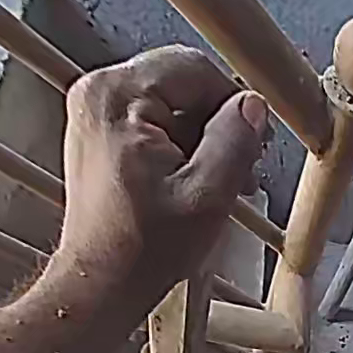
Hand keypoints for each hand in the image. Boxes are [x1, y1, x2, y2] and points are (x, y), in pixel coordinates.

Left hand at [56, 45, 269, 296]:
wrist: (104, 283)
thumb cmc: (145, 249)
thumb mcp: (208, 196)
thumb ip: (234, 142)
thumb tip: (253, 107)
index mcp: (120, 98)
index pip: (194, 69)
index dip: (234, 102)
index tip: (256, 138)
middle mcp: (100, 96)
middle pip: (181, 87)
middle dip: (218, 127)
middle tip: (242, 172)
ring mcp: (96, 117)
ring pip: (170, 109)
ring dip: (203, 143)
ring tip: (222, 187)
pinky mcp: (100, 139)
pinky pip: (152, 128)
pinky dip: (180, 152)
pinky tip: (197, 186)